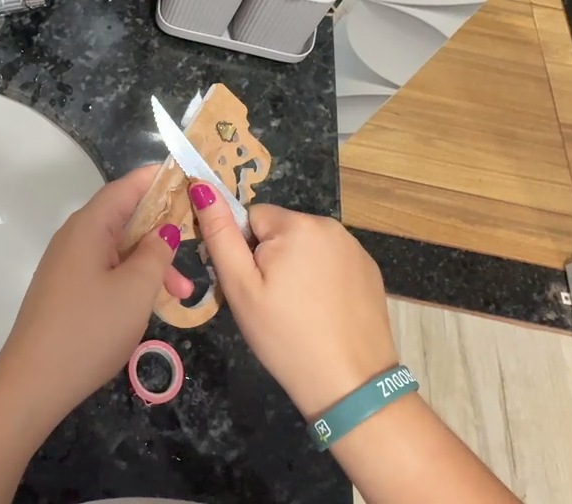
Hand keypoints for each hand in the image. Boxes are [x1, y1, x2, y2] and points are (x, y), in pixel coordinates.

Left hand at [0, 165, 194, 422]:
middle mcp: (75, 237)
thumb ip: (156, 253)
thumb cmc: (89, 329)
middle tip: (195, 244)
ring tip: (182, 294)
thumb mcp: (135, 289)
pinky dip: (132, 279)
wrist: (34, 382)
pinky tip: (151, 304)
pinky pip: (106, 270)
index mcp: (88, 226)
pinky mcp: (66, 290)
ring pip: (118, 249)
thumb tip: (164, 228)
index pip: (125, 187)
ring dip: (151, 263)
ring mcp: (68, 265)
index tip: (187, 177)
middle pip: (124, 217)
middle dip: (162, 230)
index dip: (156, 178)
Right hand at [190, 185, 396, 416]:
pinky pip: (330, 262)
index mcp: (296, 224)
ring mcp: (354, 247)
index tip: (252, 287)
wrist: (351, 387)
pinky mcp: (369, 270)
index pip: (251, 218)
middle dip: (270, 258)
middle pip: (279, 231)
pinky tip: (323, 313)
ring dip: (296, 267)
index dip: (244, 251)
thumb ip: (219, 233)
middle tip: (272, 303)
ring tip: (298, 311)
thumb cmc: (285, 336)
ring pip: (304, 246)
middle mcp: (329, 225)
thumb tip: (201, 185)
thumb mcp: (241, 287)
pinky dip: (322, 280)